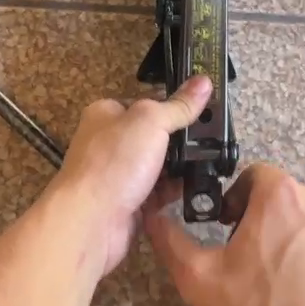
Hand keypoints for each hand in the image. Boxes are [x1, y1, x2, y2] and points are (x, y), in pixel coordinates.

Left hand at [48, 75, 212, 276]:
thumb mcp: (150, 122)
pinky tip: (200, 185)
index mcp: (106, 113)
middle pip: (155, 134)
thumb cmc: (115, 162)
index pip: (146, 102)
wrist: (90, 224)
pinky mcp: (129, 203)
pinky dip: (177, 189)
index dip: (174, 104)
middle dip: (181, 139)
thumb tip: (205, 81)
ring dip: (182, 166)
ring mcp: (119, 174)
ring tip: (214, 161)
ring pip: (159, 164)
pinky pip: (159, 191)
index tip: (206, 107)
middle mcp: (110, 142)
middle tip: (215, 138)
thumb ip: (179, 105)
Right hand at [146, 164, 304, 305]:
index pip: (253, 175)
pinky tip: (304, 287)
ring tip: (276, 276)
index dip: (236, 198)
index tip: (228, 227)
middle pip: (281, 196)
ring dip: (290, 235)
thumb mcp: (200, 280)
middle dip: (262, 218)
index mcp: (280, 194)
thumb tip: (154, 220)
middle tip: (247, 256)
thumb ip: (173, 243)